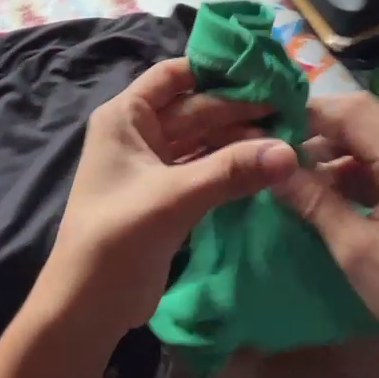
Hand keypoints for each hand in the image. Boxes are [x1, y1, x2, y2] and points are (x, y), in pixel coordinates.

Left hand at [43, 58, 297, 331]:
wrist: (88, 306)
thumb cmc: (119, 236)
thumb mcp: (175, 197)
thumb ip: (232, 171)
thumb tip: (290, 153)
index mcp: (126, 115)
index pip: (173, 75)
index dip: (214, 71)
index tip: (260, 72)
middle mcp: (138, 132)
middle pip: (194, 108)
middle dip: (237, 110)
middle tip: (288, 111)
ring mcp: (152, 164)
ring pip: (202, 139)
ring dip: (238, 139)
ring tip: (285, 138)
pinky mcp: (166, 195)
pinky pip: (203, 167)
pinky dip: (230, 166)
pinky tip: (264, 167)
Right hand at [273, 94, 378, 371]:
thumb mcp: (357, 252)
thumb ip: (315, 201)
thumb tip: (271, 165)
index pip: (353, 113)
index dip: (308, 112)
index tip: (268, 124)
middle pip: (362, 114)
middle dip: (316, 124)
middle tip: (275, 140)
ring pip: (368, 131)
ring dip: (330, 142)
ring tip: (290, 162)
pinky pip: (378, 154)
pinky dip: (347, 161)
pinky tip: (320, 181)